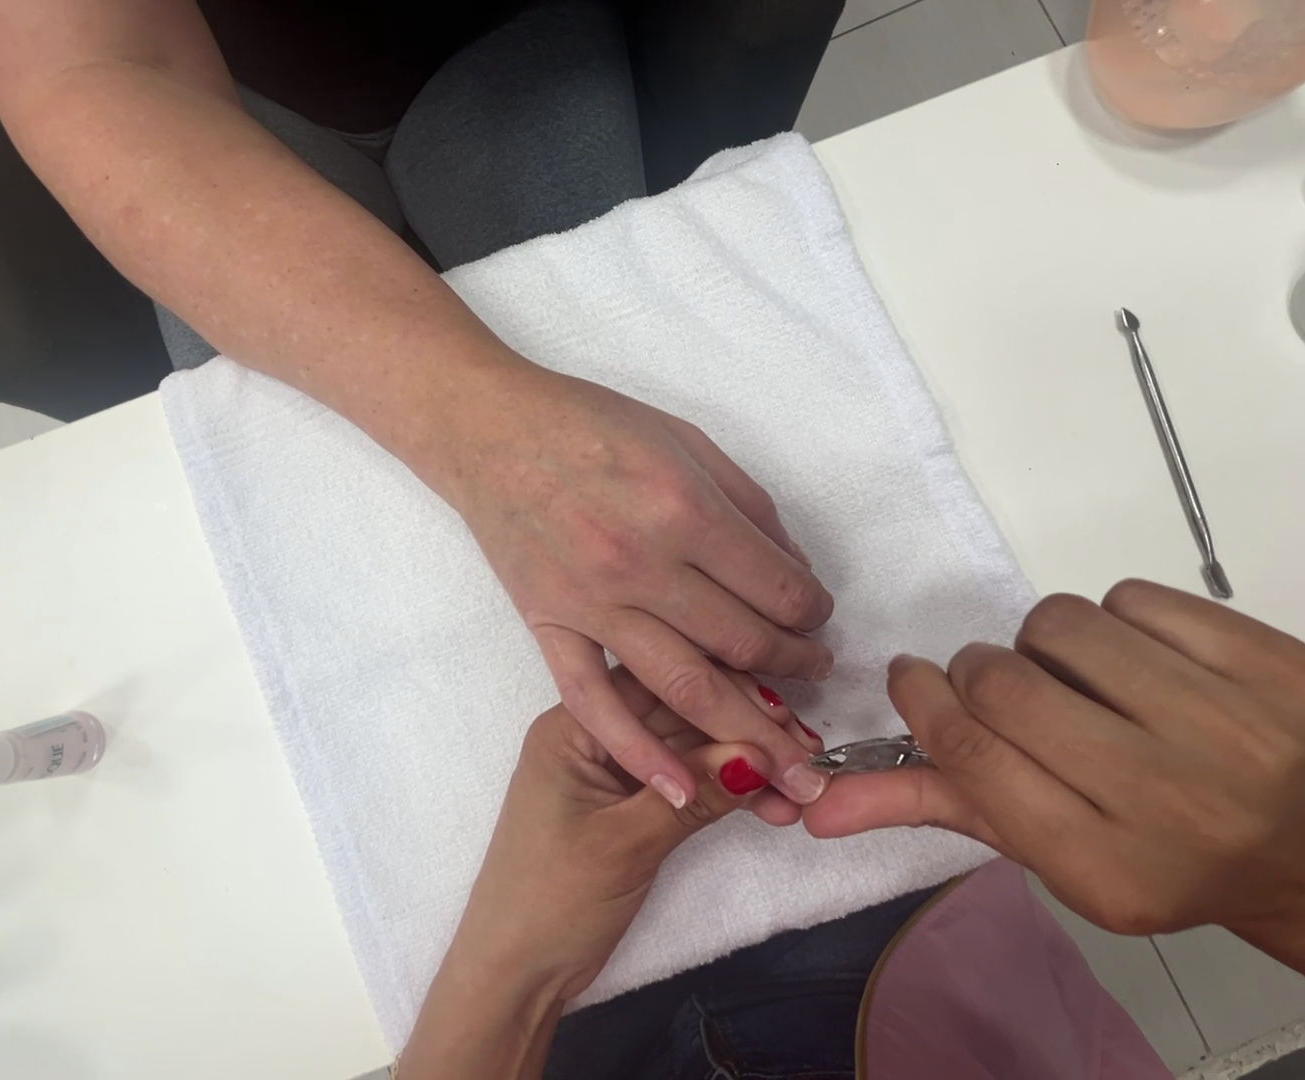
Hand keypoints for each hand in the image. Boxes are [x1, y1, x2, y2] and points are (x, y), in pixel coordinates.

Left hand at [396, 669, 781, 1079]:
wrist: (516, 972)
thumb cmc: (554, 897)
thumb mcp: (626, 842)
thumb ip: (694, 794)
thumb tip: (766, 754)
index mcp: (575, 723)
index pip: (659, 687)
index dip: (726, 698)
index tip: (789, 722)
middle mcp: (595, 732)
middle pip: (680, 715)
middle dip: (745, 734)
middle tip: (810, 755)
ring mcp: (613, 767)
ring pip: (690, 749)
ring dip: (744, 766)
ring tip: (803, 788)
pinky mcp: (630, 800)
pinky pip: (686, 780)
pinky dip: (725, 791)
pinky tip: (771, 803)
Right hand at [429, 362, 834, 809]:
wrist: (489, 431)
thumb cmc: (590, 423)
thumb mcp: (686, 438)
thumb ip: (747, 505)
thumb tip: (792, 571)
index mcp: (686, 510)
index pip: (778, 589)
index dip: (812, 611)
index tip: (815, 616)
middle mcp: (645, 566)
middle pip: (745, 645)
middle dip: (796, 667)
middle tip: (813, 673)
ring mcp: (592, 606)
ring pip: (686, 687)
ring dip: (749, 725)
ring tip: (788, 747)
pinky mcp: (548, 628)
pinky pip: (593, 702)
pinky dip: (635, 751)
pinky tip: (677, 791)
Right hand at [802, 580, 1304, 937]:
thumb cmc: (1143, 853)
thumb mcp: (1031, 845)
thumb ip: (926, 808)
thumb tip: (814, 806)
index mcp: (1106, 869)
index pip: (971, 751)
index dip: (923, 698)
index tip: (913, 675)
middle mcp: (1182, 812)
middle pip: (1006, 682)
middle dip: (983, 670)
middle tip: (1007, 687)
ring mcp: (1251, 742)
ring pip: (1063, 623)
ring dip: (1046, 642)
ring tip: (1080, 679)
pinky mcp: (1295, 679)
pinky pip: (1135, 597)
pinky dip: (1115, 618)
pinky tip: (1146, 664)